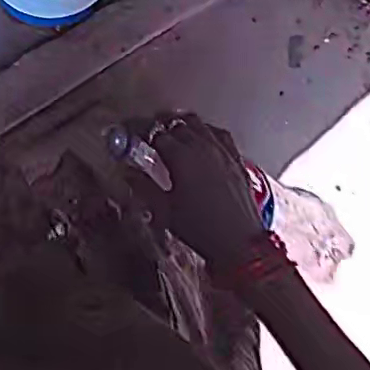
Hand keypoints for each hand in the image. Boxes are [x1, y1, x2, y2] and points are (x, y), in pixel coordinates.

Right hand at [128, 115, 269, 265]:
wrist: (241, 246)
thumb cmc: (200, 229)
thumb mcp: (165, 210)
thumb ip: (144, 186)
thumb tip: (127, 171)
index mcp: (180, 156)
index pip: (154, 133)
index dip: (141, 133)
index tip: (133, 138)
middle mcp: (201, 146)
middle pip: (175, 125)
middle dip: (160, 128)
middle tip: (150, 138)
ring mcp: (221, 151)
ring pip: (197, 124)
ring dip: (182, 125)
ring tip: (173, 134)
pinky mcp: (236, 159)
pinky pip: (219, 133)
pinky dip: (207, 131)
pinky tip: (203, 139)